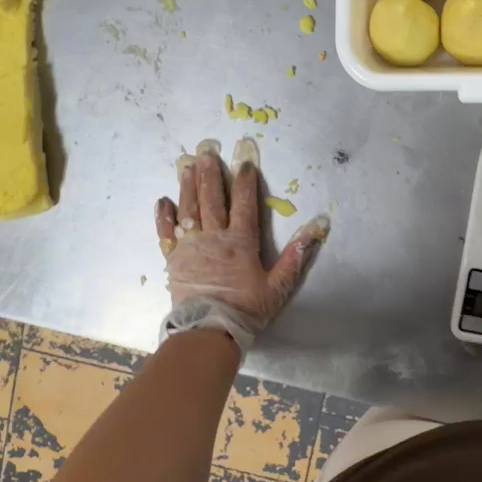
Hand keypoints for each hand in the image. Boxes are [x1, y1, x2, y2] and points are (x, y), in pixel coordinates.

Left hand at [154, 138, 327, 352]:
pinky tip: (163, 200)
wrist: (209, 330)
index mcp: (241, 241)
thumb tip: (319, 226)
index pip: (245, 203)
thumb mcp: (279, 285)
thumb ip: (297, 255)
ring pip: (189, 208)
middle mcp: (214, 236)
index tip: (243, 161)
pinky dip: (164, 216)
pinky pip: (166, 233)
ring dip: (188, 185)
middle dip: (210, 173)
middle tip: (207, 151)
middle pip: (212, 198)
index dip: (245, 181)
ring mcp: (190, 246)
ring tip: (187, 164)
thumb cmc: (247, 309)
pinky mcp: (173, 258)